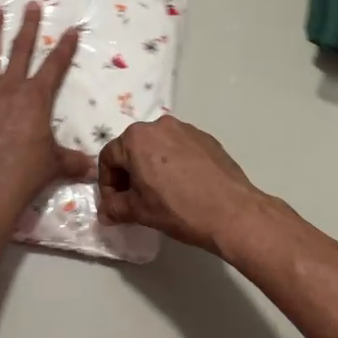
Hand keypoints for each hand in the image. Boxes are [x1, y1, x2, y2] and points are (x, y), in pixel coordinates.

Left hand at [0, 3, 93, 218]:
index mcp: (37, 98)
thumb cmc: (26, 172)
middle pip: (22, 49)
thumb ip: (72, 161)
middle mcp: (12, 87)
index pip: (56, 66)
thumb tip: (92, 168)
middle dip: (29, 26)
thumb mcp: (55, 165)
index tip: (72, 29)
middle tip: (31, 4)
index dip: (65, 47)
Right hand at [98, 116, 267, 252]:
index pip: (109, 158)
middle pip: (133, 148)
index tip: (115, 205)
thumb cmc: (179, 209)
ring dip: (152, 167)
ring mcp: (185, 129)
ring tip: (161, 193)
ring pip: (158, 146)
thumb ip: (115, 208)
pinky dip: (175, 163)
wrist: (232, 212)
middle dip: (129, 173)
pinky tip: (184, 186)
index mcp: (136, 138)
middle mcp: (158, 125)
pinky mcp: (206, 138)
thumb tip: (105, 212)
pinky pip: (180, 148)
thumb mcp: (140, 212)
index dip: (107, 184)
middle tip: (135, 199)